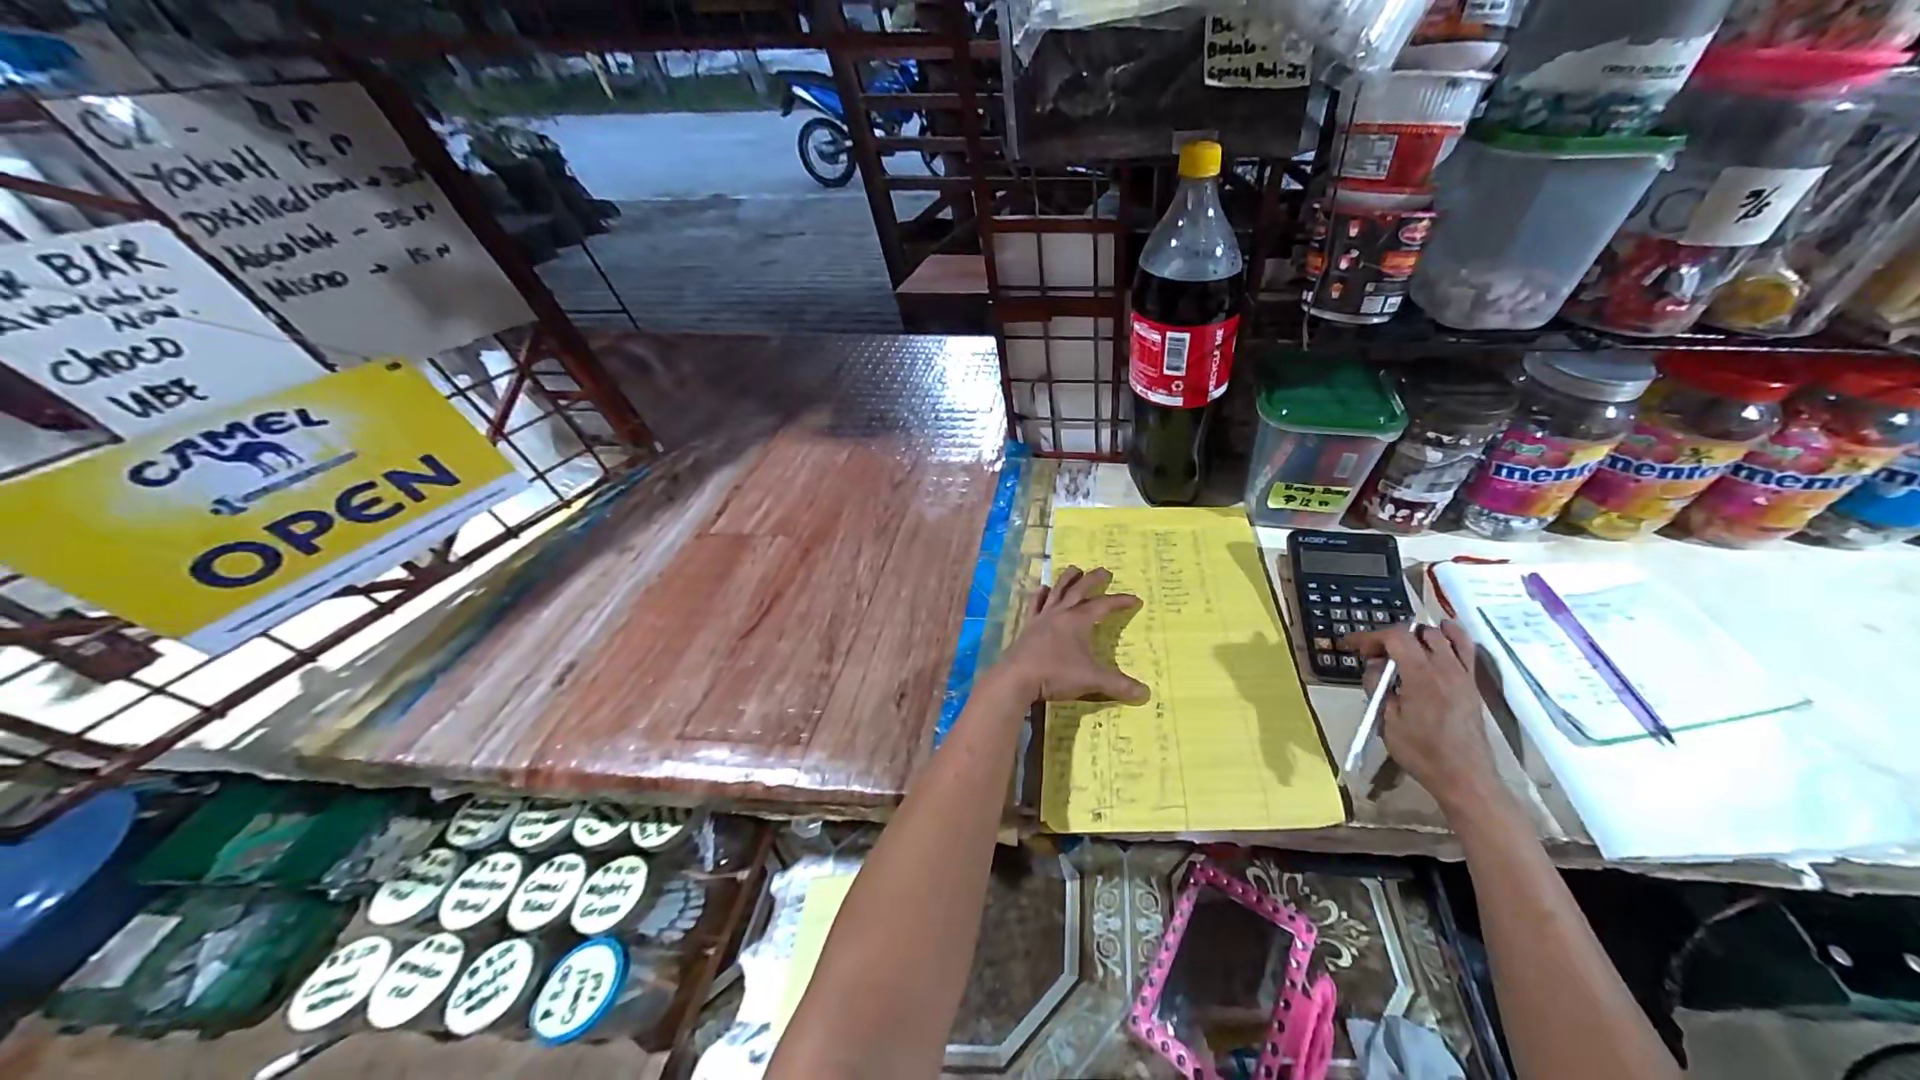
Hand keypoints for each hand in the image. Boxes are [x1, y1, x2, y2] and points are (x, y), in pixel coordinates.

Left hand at [995, 566, 1149, 704]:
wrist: (1016, 678)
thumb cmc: (1056, 674)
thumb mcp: (1092, 680)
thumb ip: (1119, 685)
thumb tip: (1146, 694)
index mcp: (1077, 621)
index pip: (1104, 605)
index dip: (1120, 601)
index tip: (1135, 600)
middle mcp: (1060, 613)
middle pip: (1079, 590)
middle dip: (1093, 580)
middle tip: (1105, 571)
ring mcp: (1041, 618)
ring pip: (1056, 591)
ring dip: (1067, 579)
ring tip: (1074, 569)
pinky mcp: (1027, 627)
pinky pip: (1035, 605)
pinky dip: (1040, 595)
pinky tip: (1041, 589)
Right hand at [1344, 621, 1500, 810]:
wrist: (1464, 776)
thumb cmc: (1421, 752)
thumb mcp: (1386, 720)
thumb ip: (1378, 686)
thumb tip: (1374, 666)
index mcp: (1421, 676)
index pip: (1395, 637)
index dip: (1370, 636)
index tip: (1352, 646)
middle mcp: (1445, 668)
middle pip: (1416, 632)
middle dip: (1390, 636)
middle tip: (1373, 654)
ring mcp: (1463, 674)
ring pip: (1442, 635)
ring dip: (1417, 634)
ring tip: (1401, 648)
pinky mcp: (1472, 683)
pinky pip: (1465, 648)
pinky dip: (1451, 636)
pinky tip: (1441, 634)